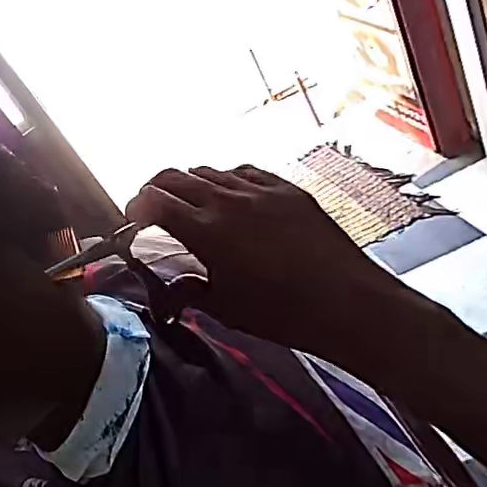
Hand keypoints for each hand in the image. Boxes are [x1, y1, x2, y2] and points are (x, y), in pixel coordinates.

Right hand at [124, 165, 467, 376]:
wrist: (353, 307)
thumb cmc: (284, 315)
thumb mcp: (225, 308)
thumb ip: (189, 290)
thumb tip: (171, 287)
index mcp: (206, 231)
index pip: (153, 200)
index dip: (135, 206)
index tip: (133, 219)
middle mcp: (228, 201)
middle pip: (173, 177)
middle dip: (154, 189)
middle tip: (152, 208)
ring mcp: (260, 191)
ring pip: (208, 171)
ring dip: (189, 184)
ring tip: (191, 204)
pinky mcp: (288, 190)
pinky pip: (244, 173)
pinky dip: (226, 181)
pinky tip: (231, 197)